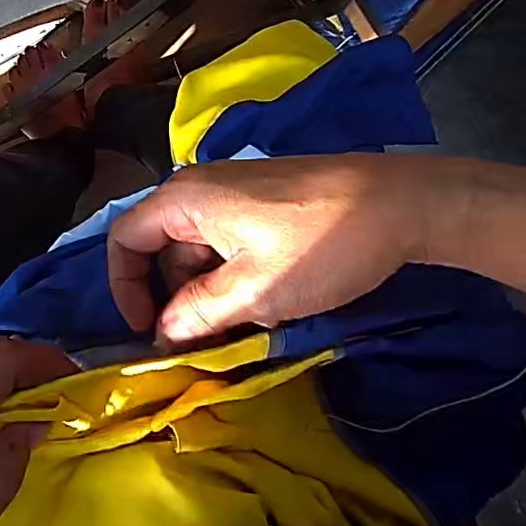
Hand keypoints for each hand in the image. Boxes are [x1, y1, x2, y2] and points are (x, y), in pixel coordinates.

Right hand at [107, 154, 436, 343]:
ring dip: (218, 290)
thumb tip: (162, 332)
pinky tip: (280, 296)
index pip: (125, 238)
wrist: (402, 203)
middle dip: (181, 296)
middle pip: (166, 247)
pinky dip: (243, 274)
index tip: (146, 330)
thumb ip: (198, 312)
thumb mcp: (254, 290)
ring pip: (206, 250)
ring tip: (259, 317)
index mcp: (187, 198)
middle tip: (212, 338)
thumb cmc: (323, 245)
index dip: (123, 287)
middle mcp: (207, 187)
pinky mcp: (273, 201)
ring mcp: (244, 192)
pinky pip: (237, 242)